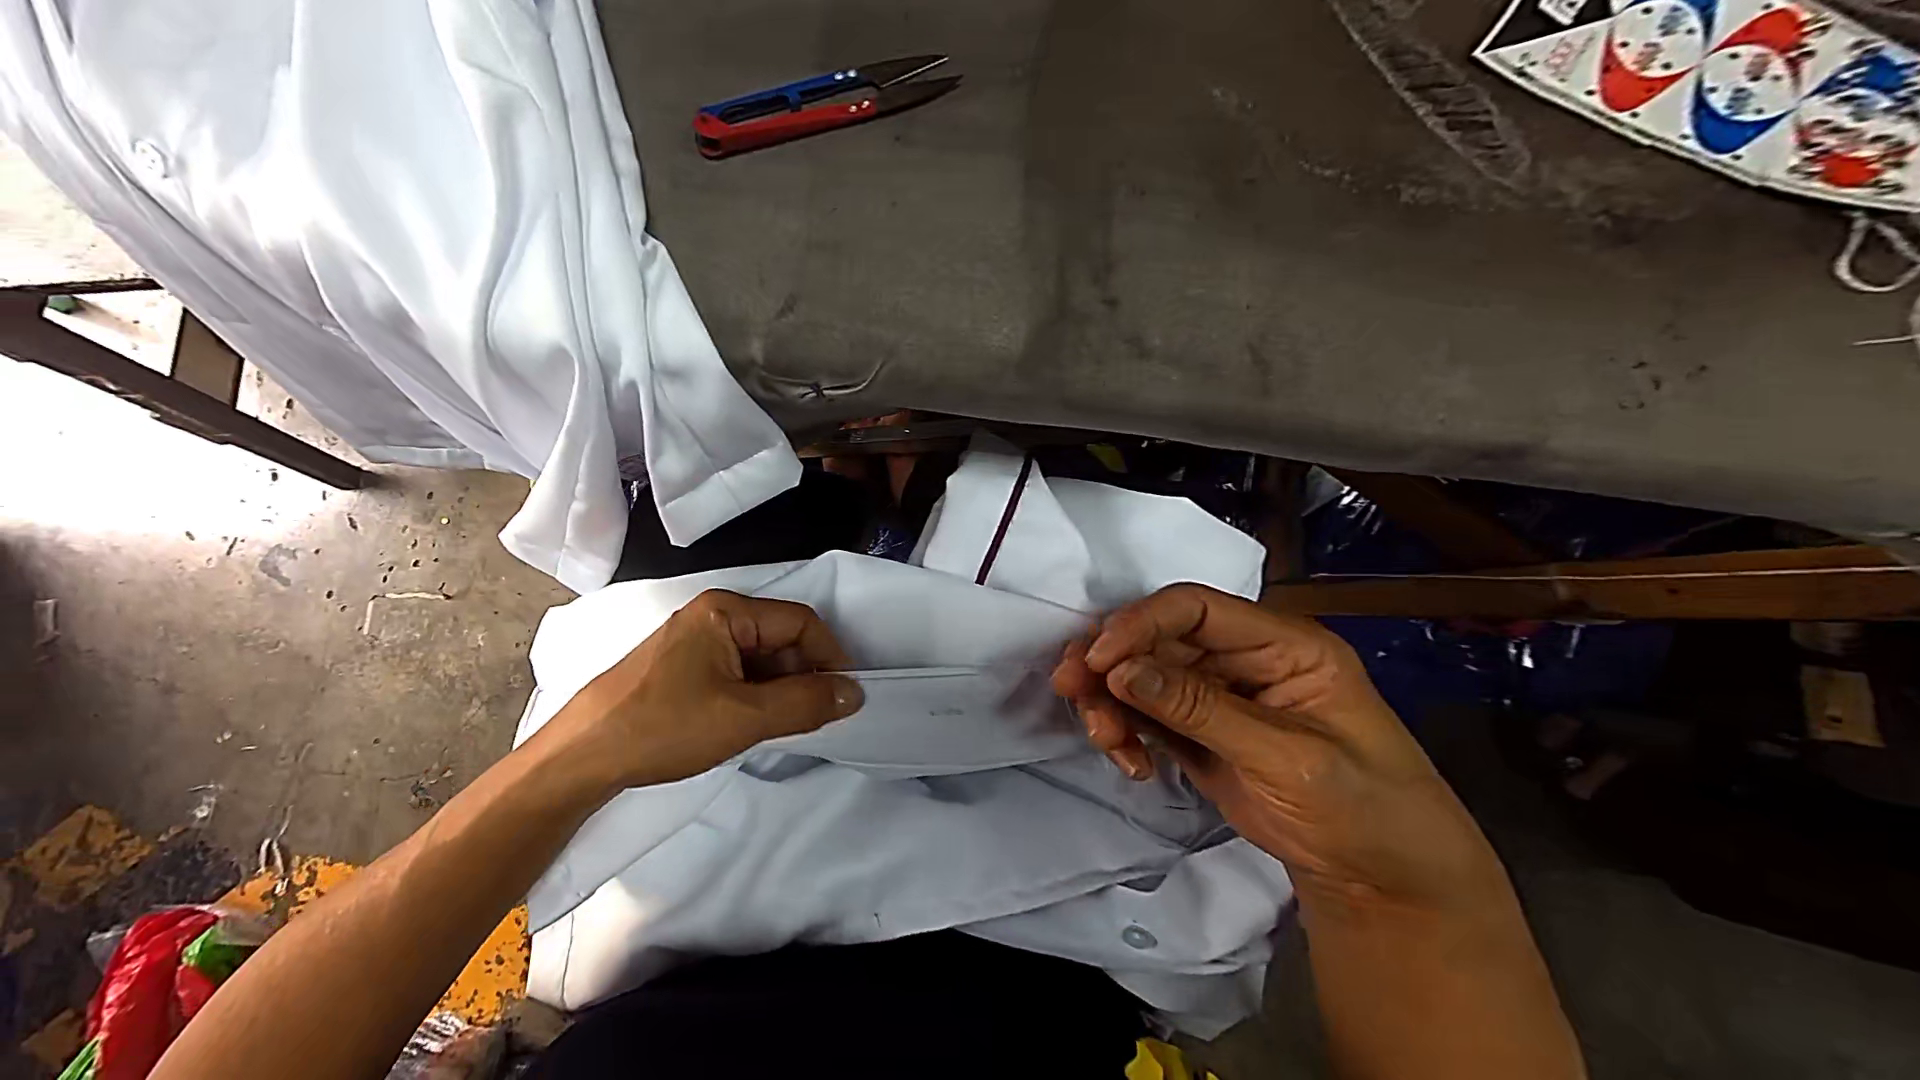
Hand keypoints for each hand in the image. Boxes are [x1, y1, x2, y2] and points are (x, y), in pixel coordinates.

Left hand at [542, 590, 863, 791]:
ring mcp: (695, 643)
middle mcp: (711, 618)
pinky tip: (754, 724)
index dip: (830, 656)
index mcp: (725, 612)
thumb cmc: (660, 727)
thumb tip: (853, 693)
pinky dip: (757, 696)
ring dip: (781, 690)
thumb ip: (806, 703)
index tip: (845, 694)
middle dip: (804, 676)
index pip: (800, 623)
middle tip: (816, 715)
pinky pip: (738, 673)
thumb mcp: (744, 717)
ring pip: (761, 660)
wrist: (581, 759)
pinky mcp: (685, 669)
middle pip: (781, 639)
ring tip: (783, 725)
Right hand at [1053, 584, 1505, 915]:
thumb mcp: (1286, 758)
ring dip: (1113, 702)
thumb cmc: (1364, 808)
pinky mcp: (1200, 732)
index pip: (1197, 608)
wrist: (1385, 883)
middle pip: (1159, 640)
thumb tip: (1119, 670)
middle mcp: (1243, 659)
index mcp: (1282, 644)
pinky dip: (1128, 732)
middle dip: (1112, 664)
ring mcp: (1219, 696)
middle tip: (1071, 690)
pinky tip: (1132, 763)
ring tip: (1105, 740)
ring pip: (1144, 678)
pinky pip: (1148, 716)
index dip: (1141, 623)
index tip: (1100, 659)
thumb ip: (1200, 709)